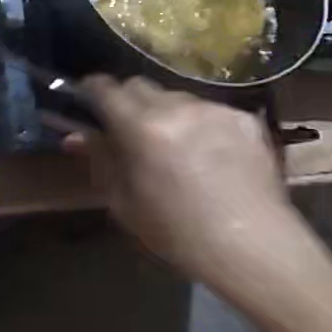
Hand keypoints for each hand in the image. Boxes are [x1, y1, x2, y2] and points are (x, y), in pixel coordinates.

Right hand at [67, 75, 321, 286]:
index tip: (88, 101)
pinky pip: (210, 111)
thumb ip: (100, 161)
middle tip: (132, 131)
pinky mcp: (244, 117)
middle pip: (140, 85)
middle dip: (129, 101)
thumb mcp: (126, 205)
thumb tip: (76, 135)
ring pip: (177, 97)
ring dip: (168, 113)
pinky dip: (202, 125)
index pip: (105, 87)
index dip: (92, 90)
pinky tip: (212, 157)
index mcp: (142, 127)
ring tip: (177, 148)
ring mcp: (214, 108)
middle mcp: (177, 107)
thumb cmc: (180, 235)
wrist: (254, 247)